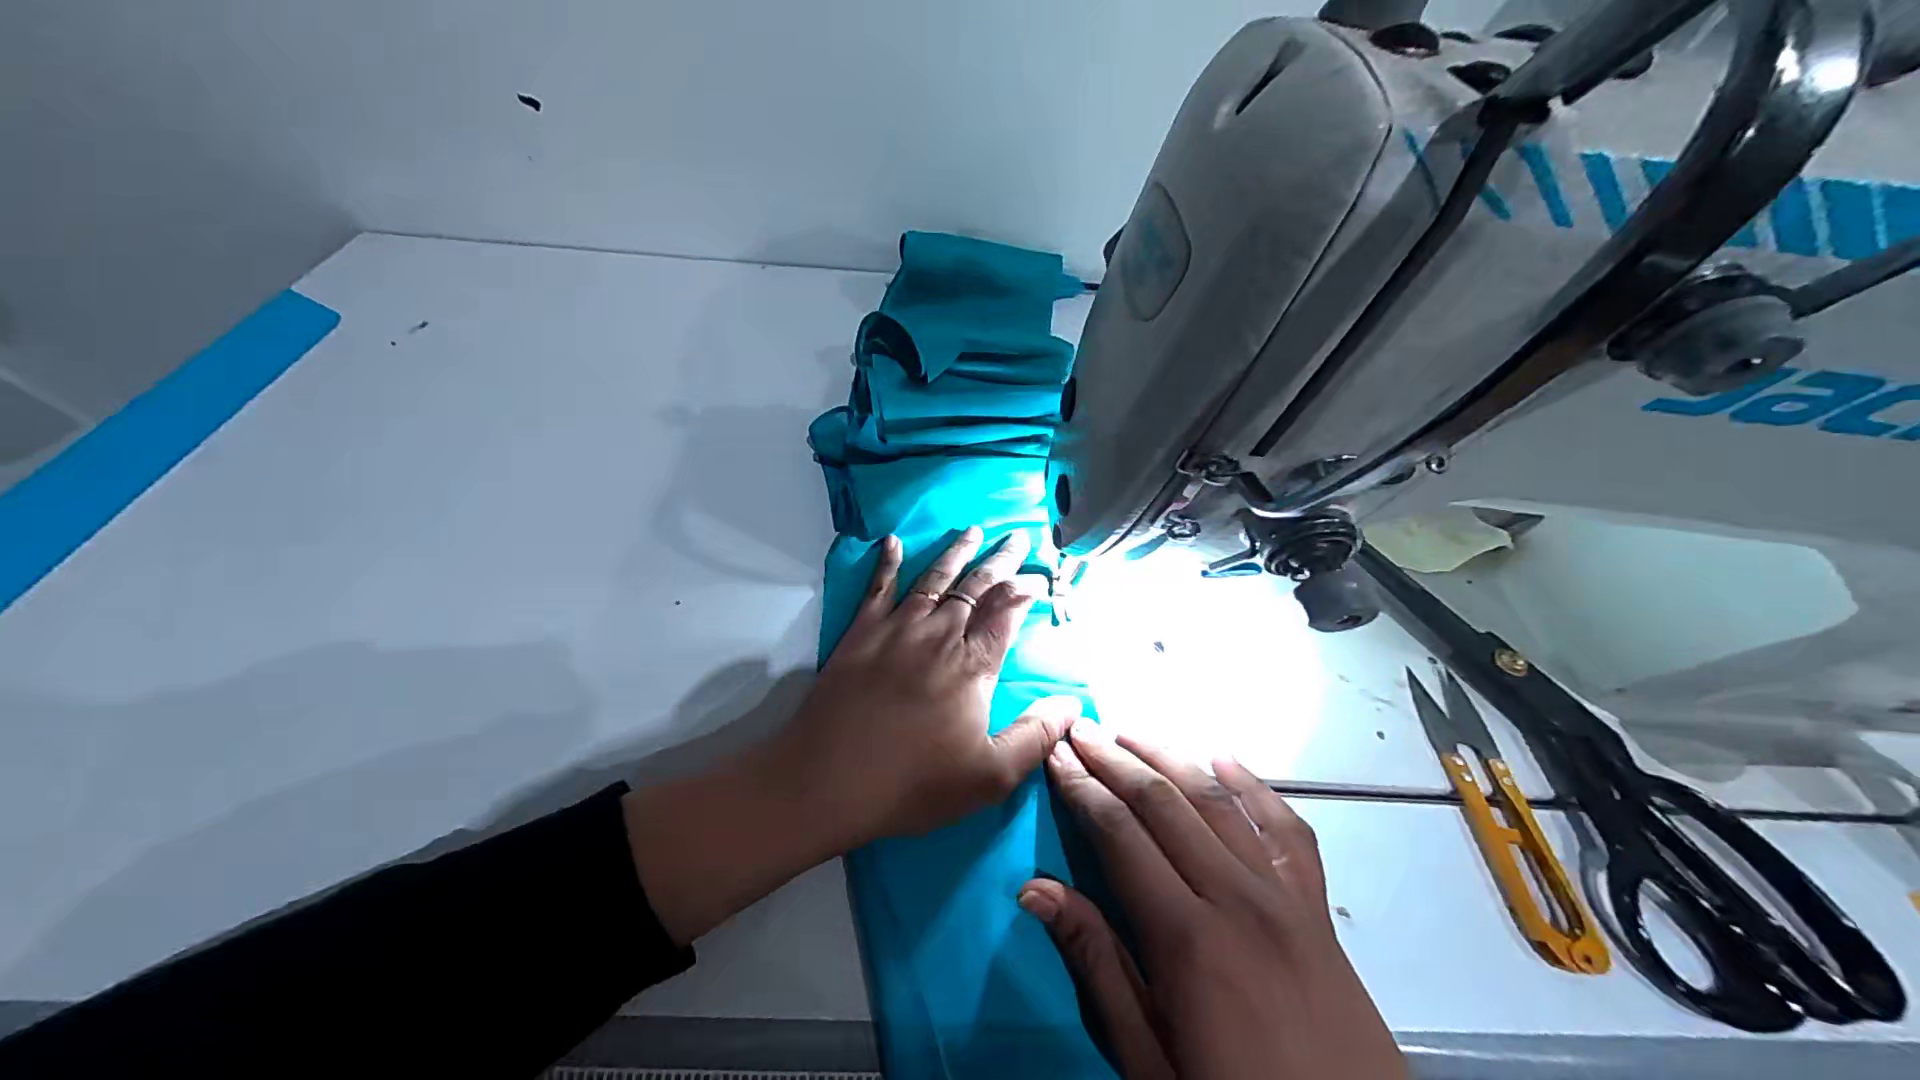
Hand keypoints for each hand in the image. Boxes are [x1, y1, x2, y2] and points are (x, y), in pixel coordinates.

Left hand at [772, 527, 1082, 848]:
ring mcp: (895, 630)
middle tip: (1017, 538)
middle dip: (1000, 561)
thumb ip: (1036, 737)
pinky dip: (887, 562)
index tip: (1039, 578)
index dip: (1025, 592)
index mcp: (972, 665)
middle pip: (975, 588)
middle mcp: (937, 635)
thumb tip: (1074, 704)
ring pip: (933, 578)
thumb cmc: (913, 783)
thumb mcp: (990, 775)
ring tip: (972, 531)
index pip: (1006, 613)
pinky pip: (878, 588)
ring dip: (955, 552)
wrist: (827, 780)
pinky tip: (893, 542)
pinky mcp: (859, 634)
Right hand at [1020, 727, 1405, 1079]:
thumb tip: (1035, 889)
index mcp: (1188, 938)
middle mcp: (1237, 899)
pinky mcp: (1318, 908)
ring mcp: (1285, 898)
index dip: (1083, 788)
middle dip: (1115, 759)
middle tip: (1081, 729)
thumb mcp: (1149, 1056)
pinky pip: (1287, 829)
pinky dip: (1254, 787)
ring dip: (1170, 757)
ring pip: (1218, 801)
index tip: (1056, 755)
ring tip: (1131, 731)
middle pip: (1164, 803)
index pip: (1120, 834)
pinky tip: (1226, 759)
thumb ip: (1096, 963)